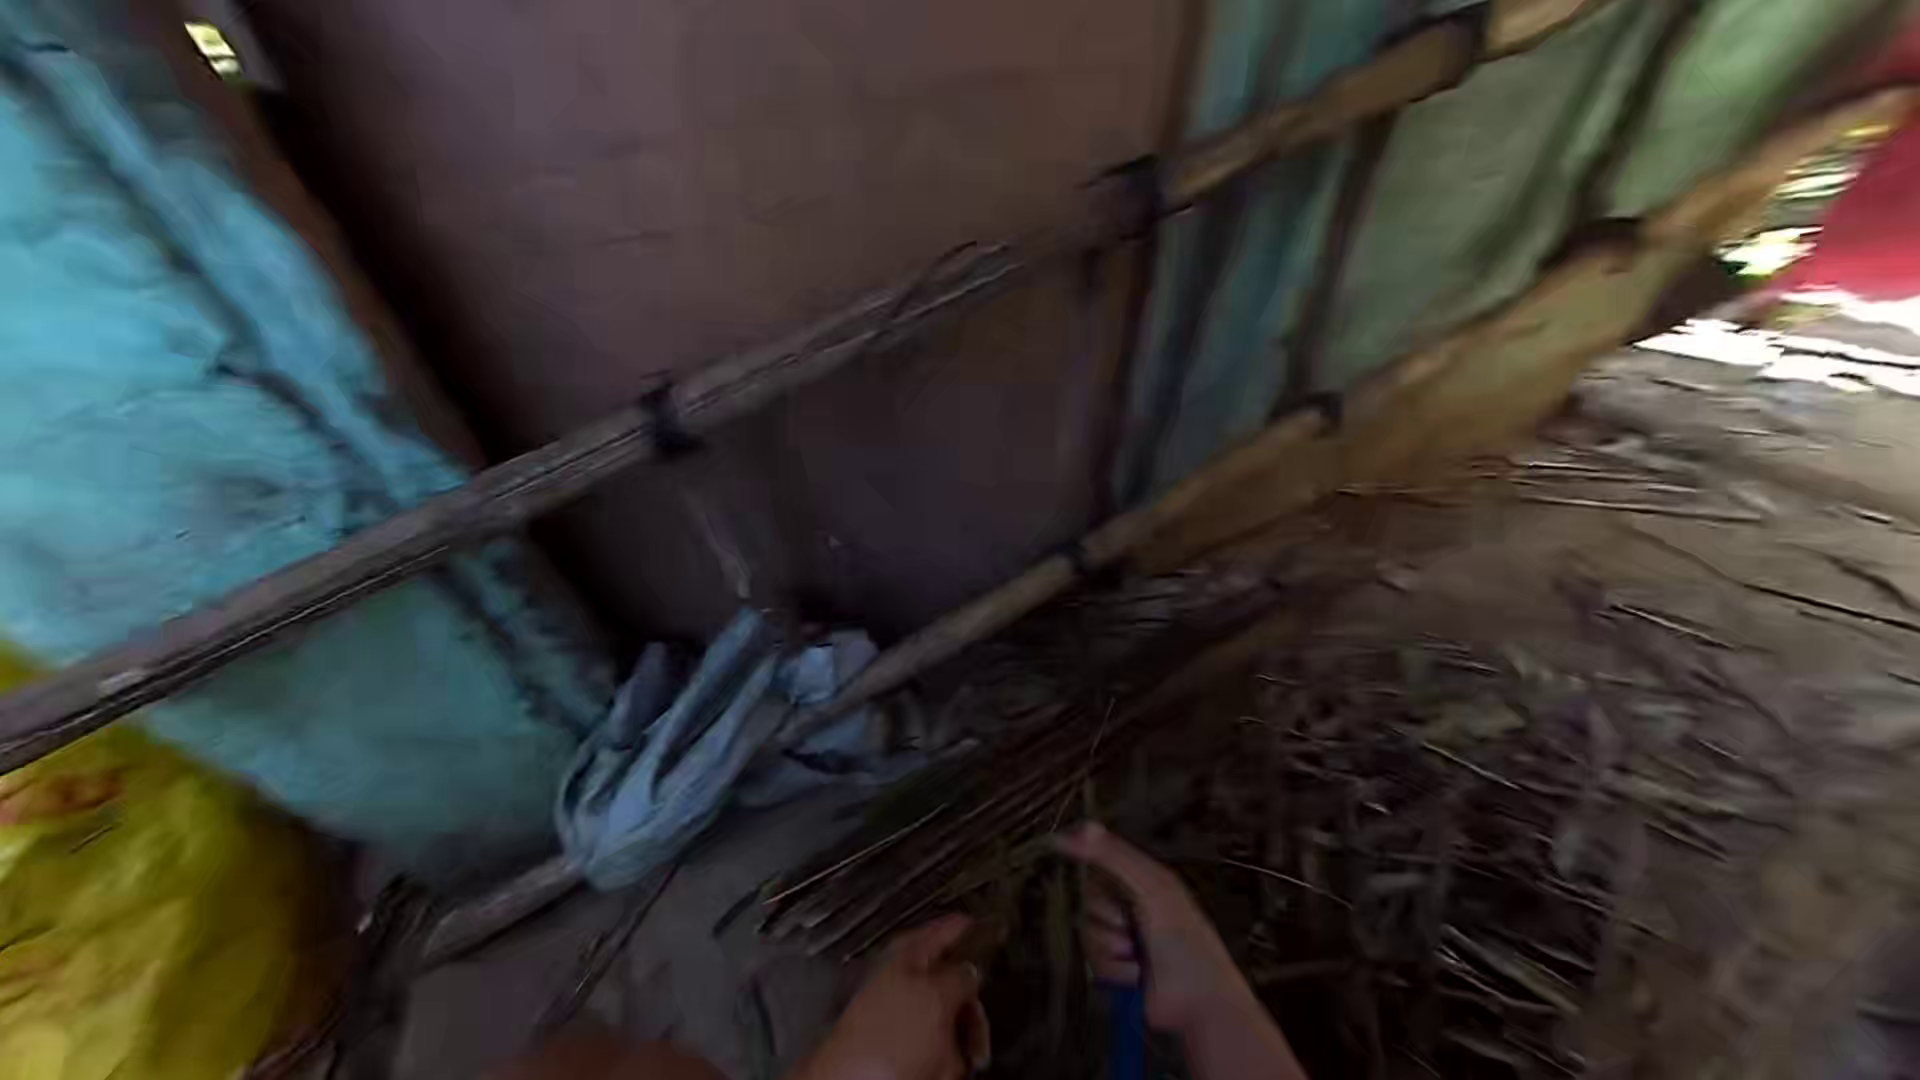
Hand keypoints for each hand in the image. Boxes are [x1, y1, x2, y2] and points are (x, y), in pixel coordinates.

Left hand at [793, 915, 985, 1079]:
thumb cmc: (892, 1037)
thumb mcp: (936, 997)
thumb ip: (960, 977)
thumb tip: (973, 969)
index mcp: (911, 954)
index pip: (949, 929)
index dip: (974, 928)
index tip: (999, 928)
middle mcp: (909, 981)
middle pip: (957, 985)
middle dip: (971, 1015)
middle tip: (978, 1041)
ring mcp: (906, 1020)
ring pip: (952, 1026)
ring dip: (956, 1050)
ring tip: (947, 1068)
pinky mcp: (906, 1055)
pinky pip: (939, 1057)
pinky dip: (943, 1068)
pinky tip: (936, 1076)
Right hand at [1051, 822, 1259, 1037]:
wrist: (1196, 1005)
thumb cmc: (1186, 942)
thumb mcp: (1152, 887)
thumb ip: (1114, 856)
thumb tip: (1081, 826)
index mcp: (1142, 877)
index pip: (1100, 854)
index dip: (1083, 853)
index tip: (1063, 848)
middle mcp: (1129, 903)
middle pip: (1088, 893)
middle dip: (1105, 912)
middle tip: (1128, 923)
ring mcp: (1120, 935)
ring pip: (1087, 927)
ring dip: (1109, 943)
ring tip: (1136, 953)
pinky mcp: (1113, 967)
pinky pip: (1091, 957)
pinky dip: (1111, 967)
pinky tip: (1133, 973)